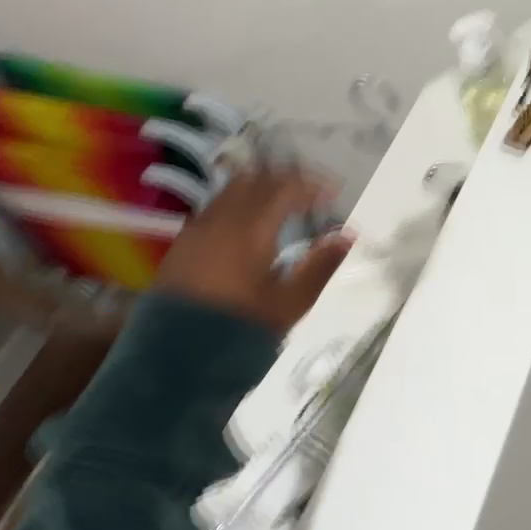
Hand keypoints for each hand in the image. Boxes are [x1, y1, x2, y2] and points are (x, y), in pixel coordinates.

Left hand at [154, 169, 353, 333]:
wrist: (182, 350)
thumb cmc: (244, 326)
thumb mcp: (293, 301)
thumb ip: (322, 264)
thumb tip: (348, 234)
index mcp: (252, 230)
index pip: (285, 188)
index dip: (313, 185)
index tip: (335, 192)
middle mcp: (222, 220)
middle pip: (256, 179)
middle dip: (287, 179)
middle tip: (312, 192)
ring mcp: (199, 228)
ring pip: (233, 189)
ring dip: (262, 187)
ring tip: (285, 202)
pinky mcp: (186, 241)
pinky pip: (217, 205)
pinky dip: (242, 202)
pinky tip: (254, 222)